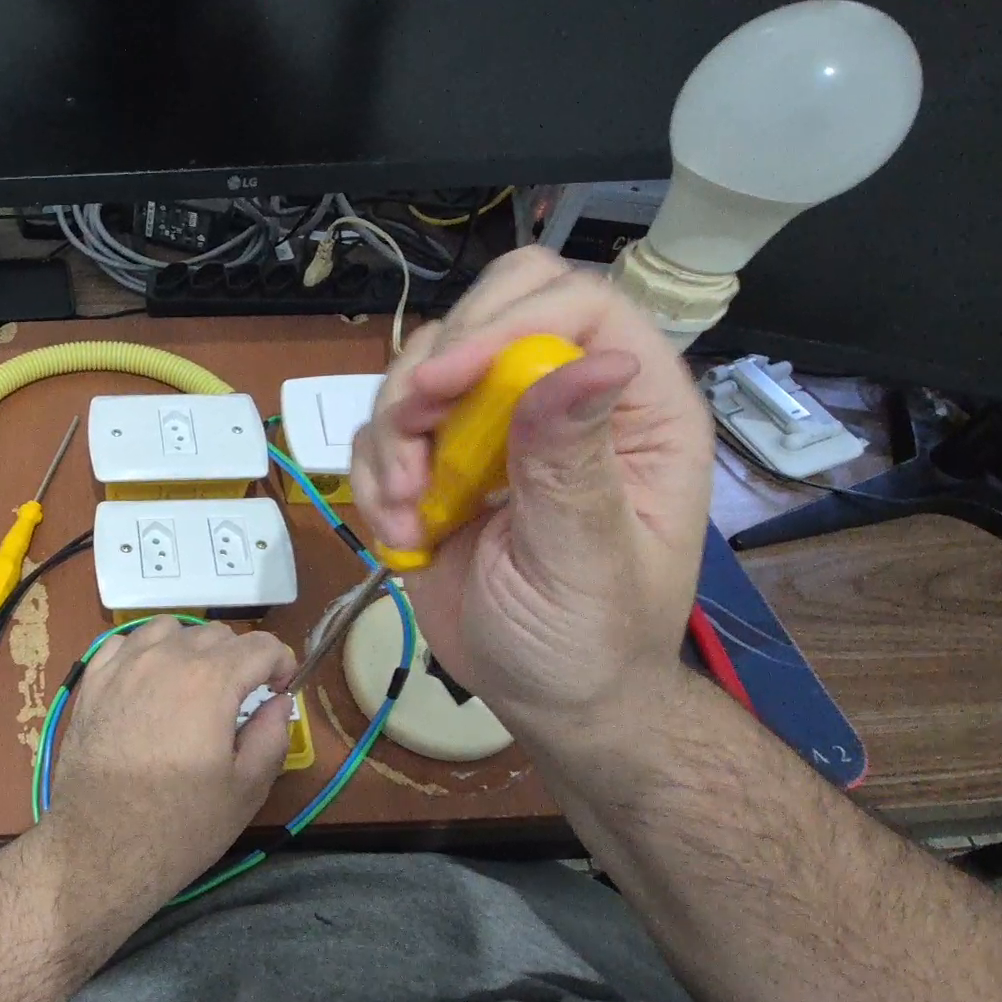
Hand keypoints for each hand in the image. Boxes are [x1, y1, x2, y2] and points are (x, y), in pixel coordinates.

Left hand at [37, 617, 293, 912]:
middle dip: (239, 658)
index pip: (260, 645)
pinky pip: (125, 643)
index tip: (281, 689)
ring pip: (169, 629)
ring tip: (195, 684)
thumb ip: (271, 735)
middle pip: (216, 634)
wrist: (100, 846)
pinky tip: (150, 680)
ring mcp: (123, 666)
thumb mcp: (246, 789)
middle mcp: (166, 658)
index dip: (281, 662)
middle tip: (242, 698)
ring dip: (191, 647)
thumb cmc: (180, 824)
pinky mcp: (93, 682)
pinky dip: (146, 651)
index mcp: (210, 680)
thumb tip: (277, 702)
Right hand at [348, 246, 712, 733]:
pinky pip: (380, 434)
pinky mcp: (432, 465)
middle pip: (483, 314)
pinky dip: (373, 479)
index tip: (442, 387)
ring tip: (408, 511)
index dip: (503, 324)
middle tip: (413, 435)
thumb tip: (594, 361)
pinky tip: (400, 531)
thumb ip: (573, 464)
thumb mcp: (584, 559)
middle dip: (431, 373)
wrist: (540, 694)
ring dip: (392, 439)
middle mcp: (553, 402)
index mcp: (629, 410)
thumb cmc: (587, 638)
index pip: (574, 307)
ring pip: (415, 374)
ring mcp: (487, 431)